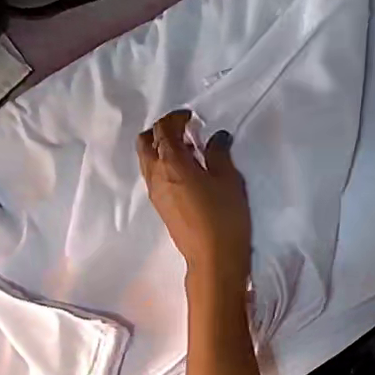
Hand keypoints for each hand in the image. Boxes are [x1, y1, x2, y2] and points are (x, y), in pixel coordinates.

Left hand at [138, 110, 251, 290]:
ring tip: (188, 151)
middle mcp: (156, 175)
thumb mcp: (228, 179)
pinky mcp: (160, 206)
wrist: (213, 258)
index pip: (163, 130)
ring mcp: (155, 192)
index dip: (175, 118)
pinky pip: (153, 175)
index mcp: (171, 163)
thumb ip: (218, 153)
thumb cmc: (224, 216)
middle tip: (186, 131)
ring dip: (161, 148)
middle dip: (162, 130)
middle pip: (145, 142)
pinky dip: (163, 164)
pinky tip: (186, 171)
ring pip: (147, 160)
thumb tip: (214, 137)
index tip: (191, 117)